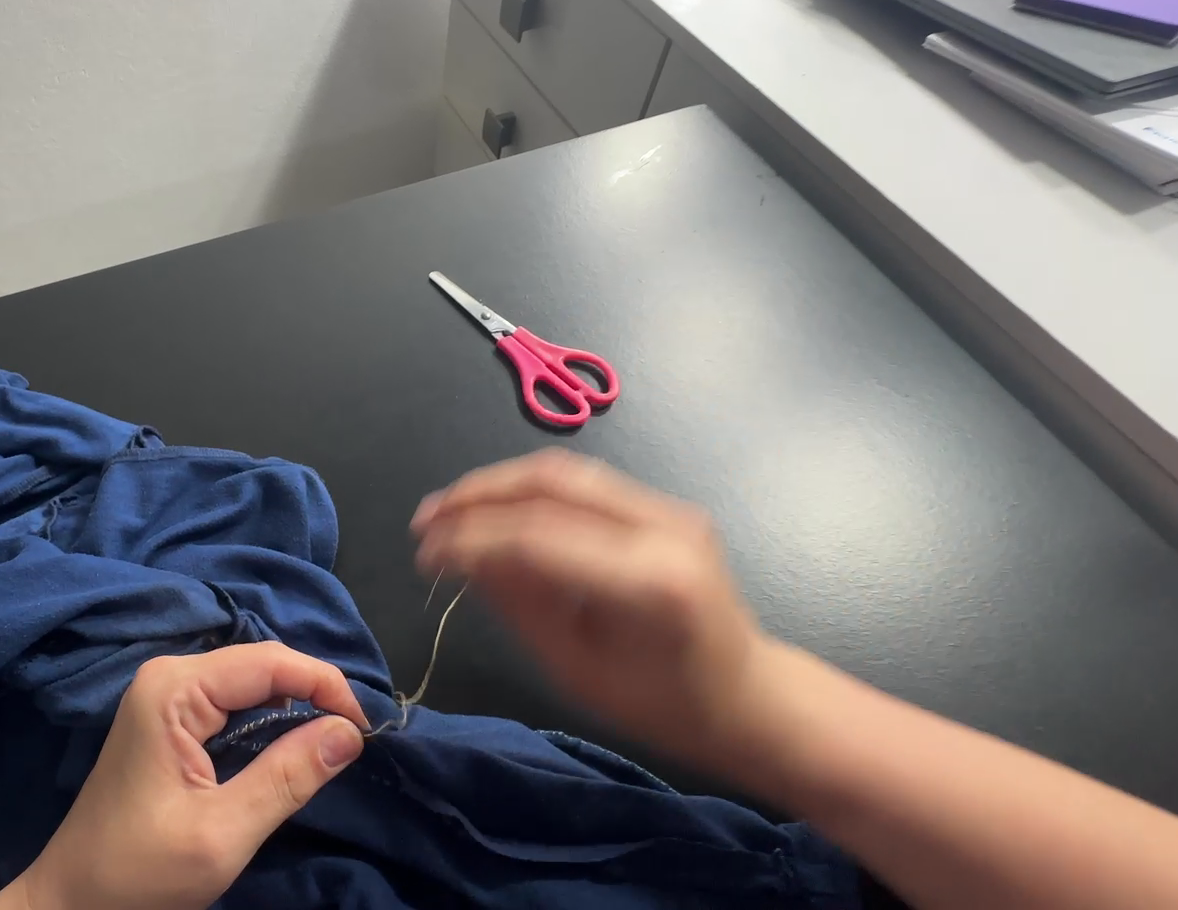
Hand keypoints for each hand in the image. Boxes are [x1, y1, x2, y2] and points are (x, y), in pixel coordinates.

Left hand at [2, 643, 368, 909]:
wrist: (71, 901)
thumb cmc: (140, 874)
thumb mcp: (223, 833)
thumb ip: (288, 776)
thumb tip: (350, 733)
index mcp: (175, 688)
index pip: (269, 661)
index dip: (324, 684)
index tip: (364, 727)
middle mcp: (170, 673)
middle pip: (260, 663)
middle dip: (311, 691)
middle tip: (352, 736)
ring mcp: (166, 691)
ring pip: (250, 678)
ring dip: (293, 703)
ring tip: (329, 738)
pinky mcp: (169, 712)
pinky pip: (232, 698)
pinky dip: (268, 716)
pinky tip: (287, 742)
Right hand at [411, 449, 776, 766]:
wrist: (753, 700)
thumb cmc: (664, 707)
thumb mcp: (576, 669)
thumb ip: (517, 601)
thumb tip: (459, 554)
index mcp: (649, 581)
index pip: (536, 538)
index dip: (469, 539)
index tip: (423, 553)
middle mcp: (662, 525)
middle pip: (548, 484)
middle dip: (476, 496)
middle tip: (427, 518)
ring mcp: (667, 507)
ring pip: (560, 471)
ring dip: (496, 485)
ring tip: (449, 508)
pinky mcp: (661, 504)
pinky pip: (579, 482)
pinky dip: (526, 489)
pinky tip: (494, 507)